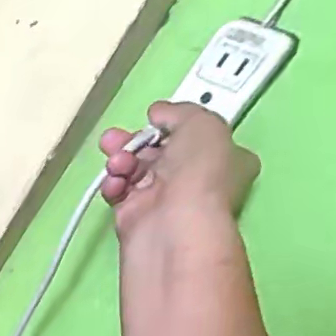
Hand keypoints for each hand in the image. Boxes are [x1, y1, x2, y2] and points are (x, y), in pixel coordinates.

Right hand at [98, 102, 259, 234]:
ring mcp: (162, 199)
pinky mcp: (135, 216)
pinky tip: (114, 183)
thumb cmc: (200, 172)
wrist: (173, 224)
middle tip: (113, 138)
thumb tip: (158, 112)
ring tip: (115, 163)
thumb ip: (179, 111)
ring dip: (120, 161)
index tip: (152, 121)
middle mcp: (193, 179)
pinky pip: (120, 193)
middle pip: (156, 151)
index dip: (169, 126)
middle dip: (133, 142)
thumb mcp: (202, 123)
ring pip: (134, 170)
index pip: (191, 136)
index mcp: (222, 157)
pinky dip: (113, 185)